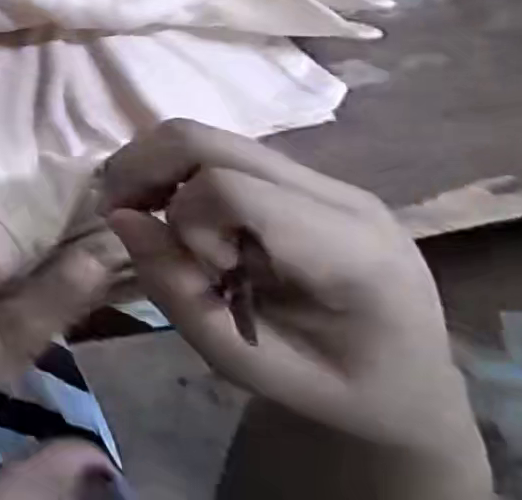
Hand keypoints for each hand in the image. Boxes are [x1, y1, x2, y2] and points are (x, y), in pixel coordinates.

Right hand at [99, 120, 487, 480]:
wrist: (404, 385)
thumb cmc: (331, 389)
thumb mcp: (247, 366)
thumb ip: (179, 293)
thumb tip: (121, 218)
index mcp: (351, 253)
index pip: (231, 190)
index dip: (183, 219)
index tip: (184, 264)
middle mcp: (340, 195)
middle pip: (205, 141)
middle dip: (141, 169)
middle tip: (117, 211)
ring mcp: (322, 177)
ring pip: (201, 133)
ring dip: (150, 163)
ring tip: (138, 207)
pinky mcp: (299, 173)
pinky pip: (215, 146)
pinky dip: (172, 166)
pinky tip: (169, 204)